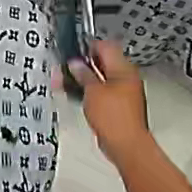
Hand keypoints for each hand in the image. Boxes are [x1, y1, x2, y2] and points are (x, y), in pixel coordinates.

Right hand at [71, 41, 155, 166]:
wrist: (126, 145)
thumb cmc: (114, 117)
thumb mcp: (92, 91)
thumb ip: (83, 74)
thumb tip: (76, 64)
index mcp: (123, 69)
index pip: (106, 46)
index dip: (88, 46)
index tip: (73, 50)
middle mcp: (126, 78)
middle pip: (102, 62)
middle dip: (82, 64)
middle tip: (65, 68)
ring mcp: (123, 92)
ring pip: (101, 78)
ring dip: (83, 79)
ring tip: (64, 82)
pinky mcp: (118, 106)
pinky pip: (102, 93)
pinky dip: (89, 92)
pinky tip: (75, 95)